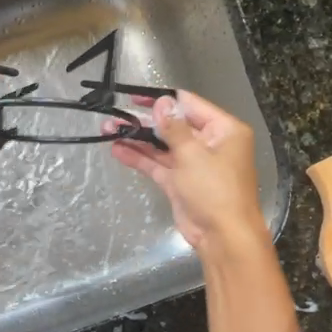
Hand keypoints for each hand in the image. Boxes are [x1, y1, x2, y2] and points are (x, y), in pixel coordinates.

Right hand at [110, 89, 263, 253]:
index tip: (135, 97)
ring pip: (162, 146)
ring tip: (109, 132)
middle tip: (115, 118)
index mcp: (223, 130)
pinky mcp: (179, 182)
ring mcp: (193, 164)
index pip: (189, 106)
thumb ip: (174, 128)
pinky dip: (140, 159)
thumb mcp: (193, 155)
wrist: (222, 235)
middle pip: (172, 126)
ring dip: (137, 140)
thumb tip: (161, 102)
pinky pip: (158, 165)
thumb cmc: (215, 190)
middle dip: (143, 123)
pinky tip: (119, 151)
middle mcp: (209, 143)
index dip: (162, 100)